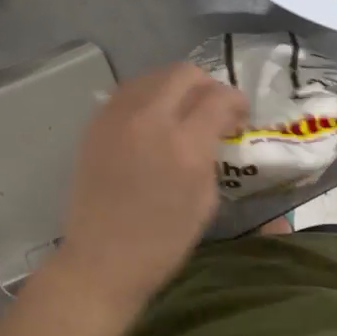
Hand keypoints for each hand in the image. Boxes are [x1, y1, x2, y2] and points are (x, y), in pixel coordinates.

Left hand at [59, 64, 247, 302]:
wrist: (100, 261)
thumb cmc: (162, 243)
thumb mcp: (205, 201)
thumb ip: (211, 155)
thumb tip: (214, 130)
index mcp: (185, 145)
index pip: (219, 97)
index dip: (236, 102)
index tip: (240, 116)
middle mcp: (150, 120)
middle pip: (184, 74)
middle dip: (206, 86)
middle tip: (213, 109)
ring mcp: (118, 117)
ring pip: (154, 76)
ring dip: (175, 87)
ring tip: (182, 111)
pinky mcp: (96, 123)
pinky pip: (128, 91)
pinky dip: (148, 96)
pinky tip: (153, 119)